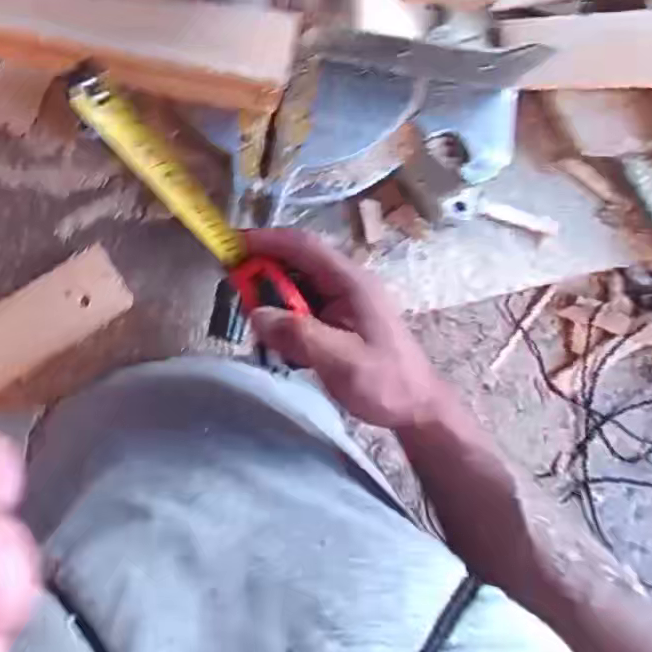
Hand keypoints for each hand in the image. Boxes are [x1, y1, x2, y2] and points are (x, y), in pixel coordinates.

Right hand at [243, 228, 452, 429]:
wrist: (420, 411)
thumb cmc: (386, 384)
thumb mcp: (341, 362)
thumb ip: (299, 335)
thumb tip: (255, 314)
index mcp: (351, 282)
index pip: (302, 246)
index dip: (265, 240)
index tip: (231, 245)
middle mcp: (345, 282)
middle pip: (294, 260)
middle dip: (261, 269)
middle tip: (234, 287)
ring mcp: (342, 298)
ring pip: (294, 281)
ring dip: (269, 293)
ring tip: (253, 316)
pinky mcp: (336, 315)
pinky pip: (299, 301)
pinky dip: (281, 312)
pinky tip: (276, 336)